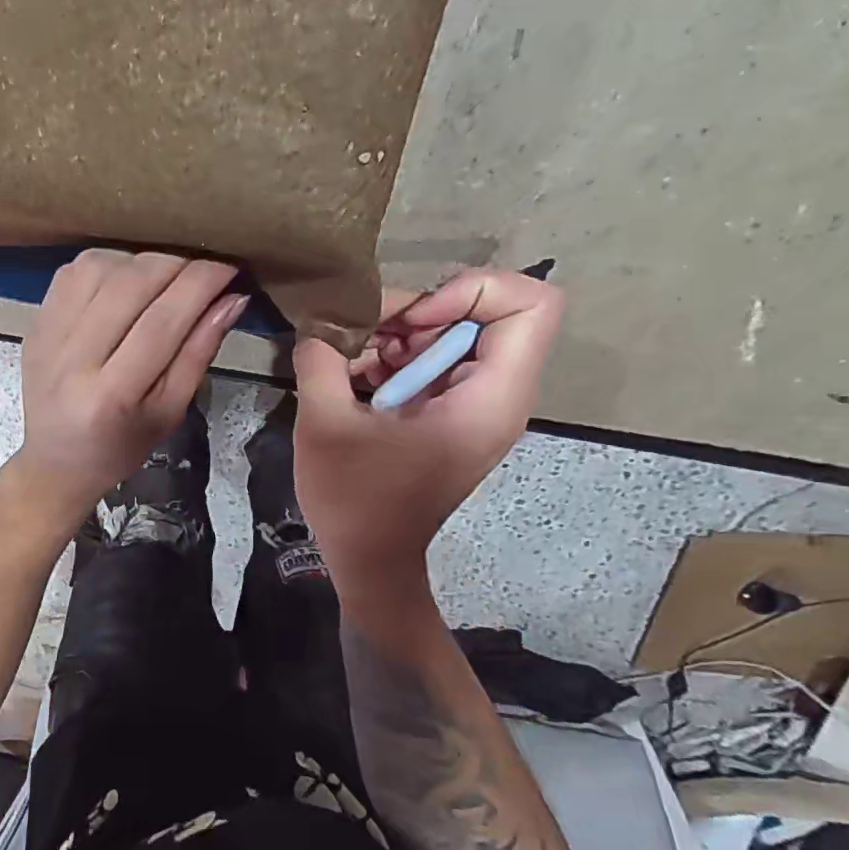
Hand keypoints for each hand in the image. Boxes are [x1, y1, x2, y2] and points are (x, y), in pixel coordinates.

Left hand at [4, 249, 248, 527]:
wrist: (56, 461)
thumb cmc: (119, 446)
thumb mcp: (169, 412)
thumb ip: (199, 353)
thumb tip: (232, 298)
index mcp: (111, 396)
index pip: (163, 321)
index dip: (201, 284)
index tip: (228, 269)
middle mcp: (73, 361)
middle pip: (130, 285)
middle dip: (176, 264)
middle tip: (200, 272)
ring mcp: (47, 338)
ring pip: (99, 268)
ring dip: (140, 261)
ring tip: (162, 279)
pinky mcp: (35, 325)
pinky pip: (72, 272)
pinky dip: (106, 265)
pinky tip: (122, 281)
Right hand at [292, 268, 563, 583]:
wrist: (369, 558)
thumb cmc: (355, 500)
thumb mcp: (325, 425)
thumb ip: (322, 361)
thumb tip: (318, 324)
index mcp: (488, 399)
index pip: (530, 303)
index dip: (469, 291)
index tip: (406, 320)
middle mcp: (496, 395)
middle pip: (484, 313)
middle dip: (415, 312)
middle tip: (358, 333)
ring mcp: (472, 406)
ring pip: (452, 335)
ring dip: (396, 336)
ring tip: (346, 359)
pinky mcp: (448, 416)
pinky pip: (432, 365)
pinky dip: (392, 360)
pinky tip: (351, 377)